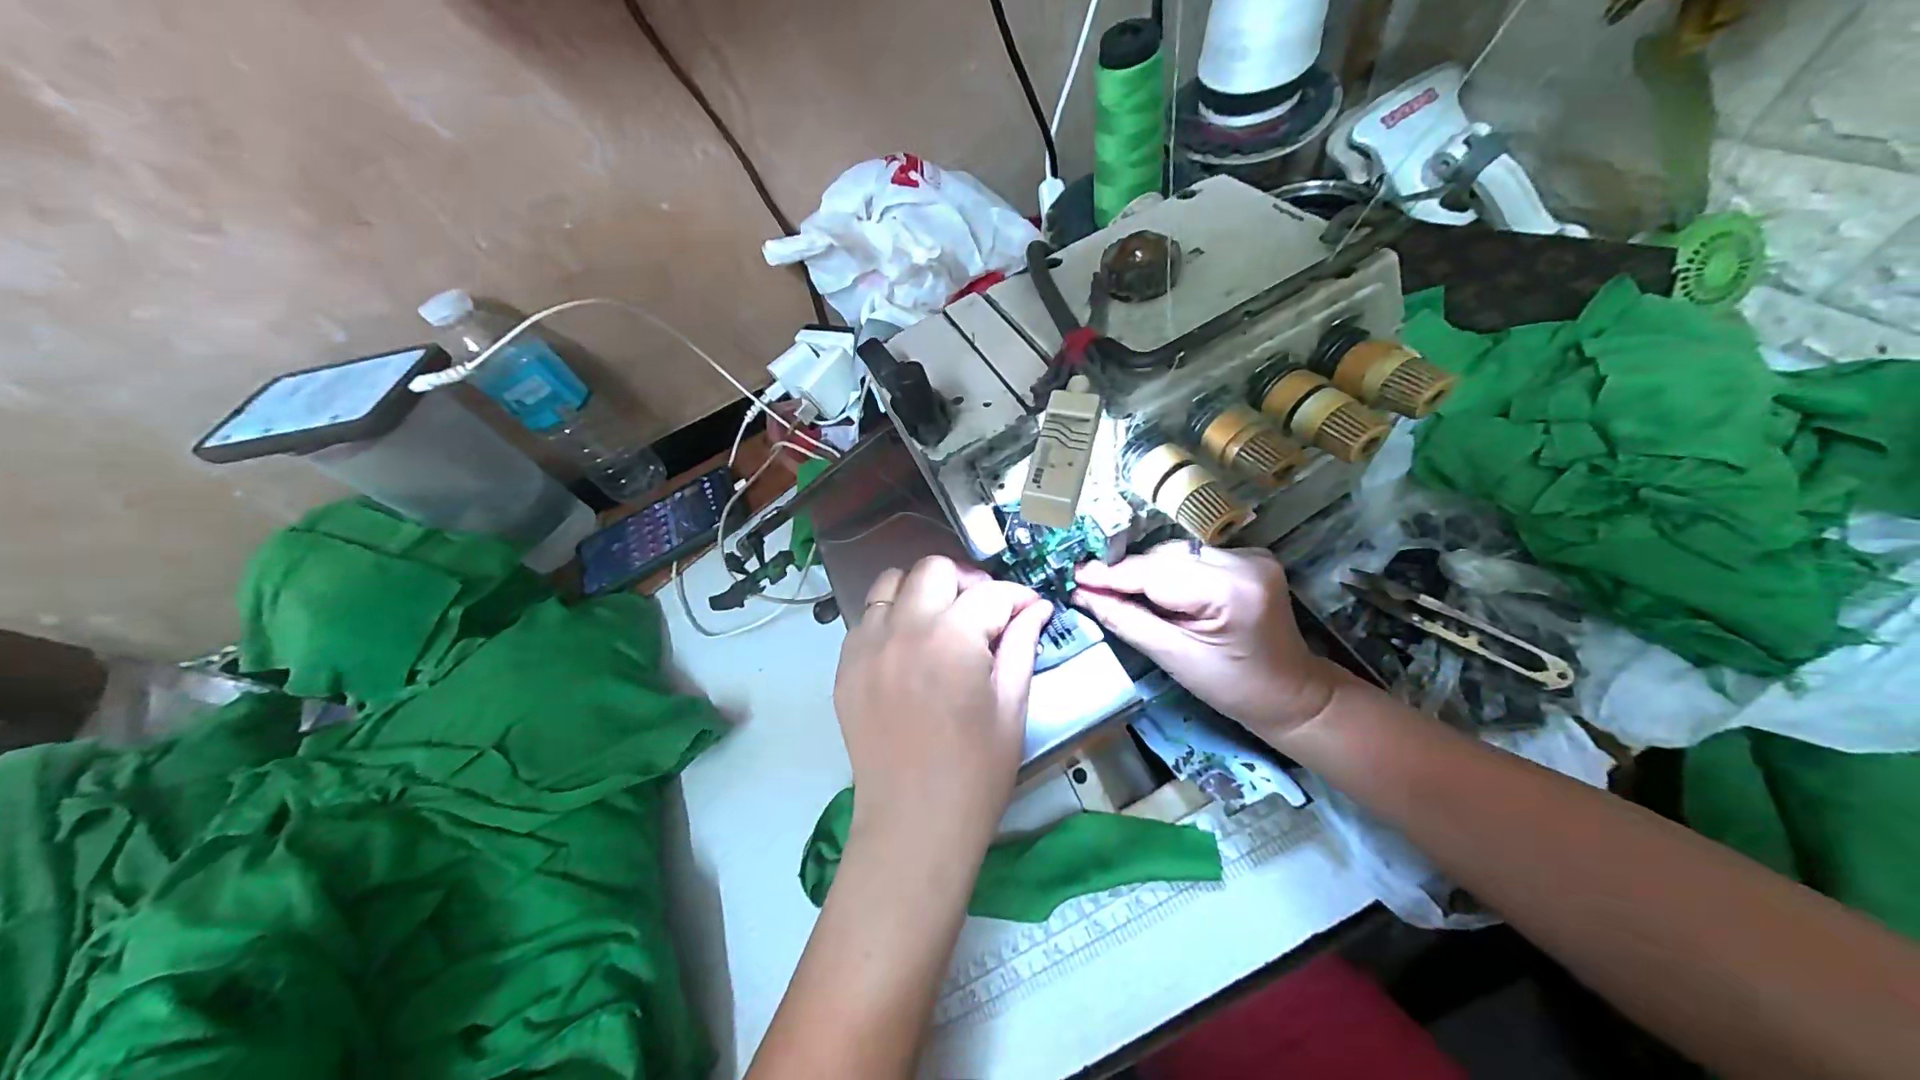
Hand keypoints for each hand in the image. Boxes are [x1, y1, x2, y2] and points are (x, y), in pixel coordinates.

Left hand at [833, 556, 1053, 852]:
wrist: (913, 824)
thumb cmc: (976, 773)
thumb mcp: (1011, 707)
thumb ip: (1022, 645)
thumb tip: (1036, 608)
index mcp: (952, 639)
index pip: (991, 593)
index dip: (1019, 597)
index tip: (1030, 608)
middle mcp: (903, 629)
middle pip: (934, 569)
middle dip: (967, 582)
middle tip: (986, 613)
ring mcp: (866, 646)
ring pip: (891, 583)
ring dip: (922, 591)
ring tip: (942, 621)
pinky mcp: (845, 667)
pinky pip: (866, 618)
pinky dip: (892, 618)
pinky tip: (910, 647)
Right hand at [1073, 542, 1338, 738]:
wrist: (1291, 692)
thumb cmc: (1234, 687)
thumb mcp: (1173, 658)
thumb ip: (1126, 620)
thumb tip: (1083, 594)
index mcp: (1230, 590)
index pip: (1155, 573)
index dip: (1112, 574)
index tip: (1076, 576)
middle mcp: (1243, 562)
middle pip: (1164, 557)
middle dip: (1126, 573)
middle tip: (1090, 588)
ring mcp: (1249, 556)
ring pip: (1175, 553)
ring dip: (1146, 571)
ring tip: (1119, 591)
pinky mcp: (1248, 557)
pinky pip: (1191, 557)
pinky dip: (1168, 571)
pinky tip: (1159, 591)